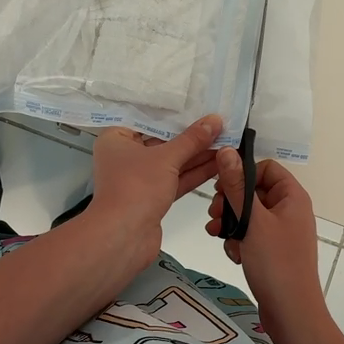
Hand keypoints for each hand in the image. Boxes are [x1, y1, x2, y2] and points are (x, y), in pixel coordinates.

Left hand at [80, 115, 222, 271]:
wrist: (124, 238)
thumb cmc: (136, 188)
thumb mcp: (166, 158)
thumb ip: (192, 140)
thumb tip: (215, 120)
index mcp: (117, 139)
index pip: (148, 119)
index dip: (175, 114)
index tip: (199, 105)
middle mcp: (126, 156)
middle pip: (163, 141)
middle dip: (191, 136)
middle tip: (219, 124)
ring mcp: (140, 178)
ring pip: (172, 161)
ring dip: (197, 154)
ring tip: (226, 141)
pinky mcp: (153, 197)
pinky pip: (176, 178)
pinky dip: (194, 172)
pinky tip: (218, 163)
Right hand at [206, 150, 328, 343]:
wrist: (292, 314)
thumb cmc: (276, 264)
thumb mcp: (253, 222)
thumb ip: (237, 186)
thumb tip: (227, 151)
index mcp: (292, 197)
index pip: (265, 168)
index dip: (242, 174)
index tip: (222, 189)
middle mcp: (289, 210)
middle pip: (254, 191)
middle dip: (231, 202)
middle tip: (214, 215)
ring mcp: (282, 232)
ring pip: (249, 214)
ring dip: (231, 223)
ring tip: (216, 234)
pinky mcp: (273, 251)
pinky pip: (251, 234)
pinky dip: (239, 240)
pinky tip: (232, 253)